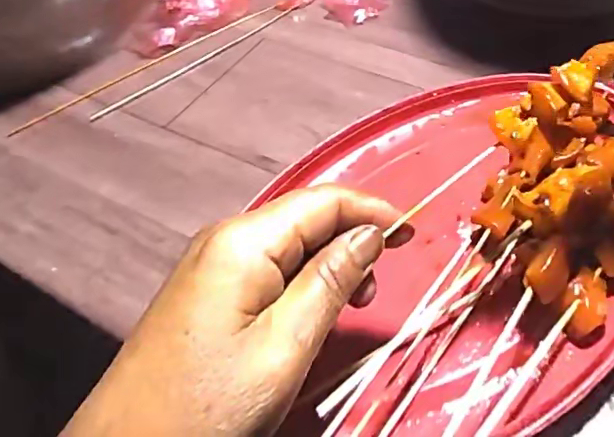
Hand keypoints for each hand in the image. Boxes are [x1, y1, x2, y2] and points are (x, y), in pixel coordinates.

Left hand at [64, 186, 405, 436]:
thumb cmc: (202, 413)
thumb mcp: (283, 349)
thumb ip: (332, 281)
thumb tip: (371, 234)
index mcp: (243, 241)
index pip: (326, 201)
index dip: (374, 211)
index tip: (411, 233)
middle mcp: (226, 239)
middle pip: (309, 218)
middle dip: (352, 240)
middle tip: (377, 285)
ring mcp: (211, 265)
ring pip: (293, 244)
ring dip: (331, 263)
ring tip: (351, 304)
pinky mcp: (205, 293)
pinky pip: (271, 267)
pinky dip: (304, 281)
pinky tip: (313, 313)